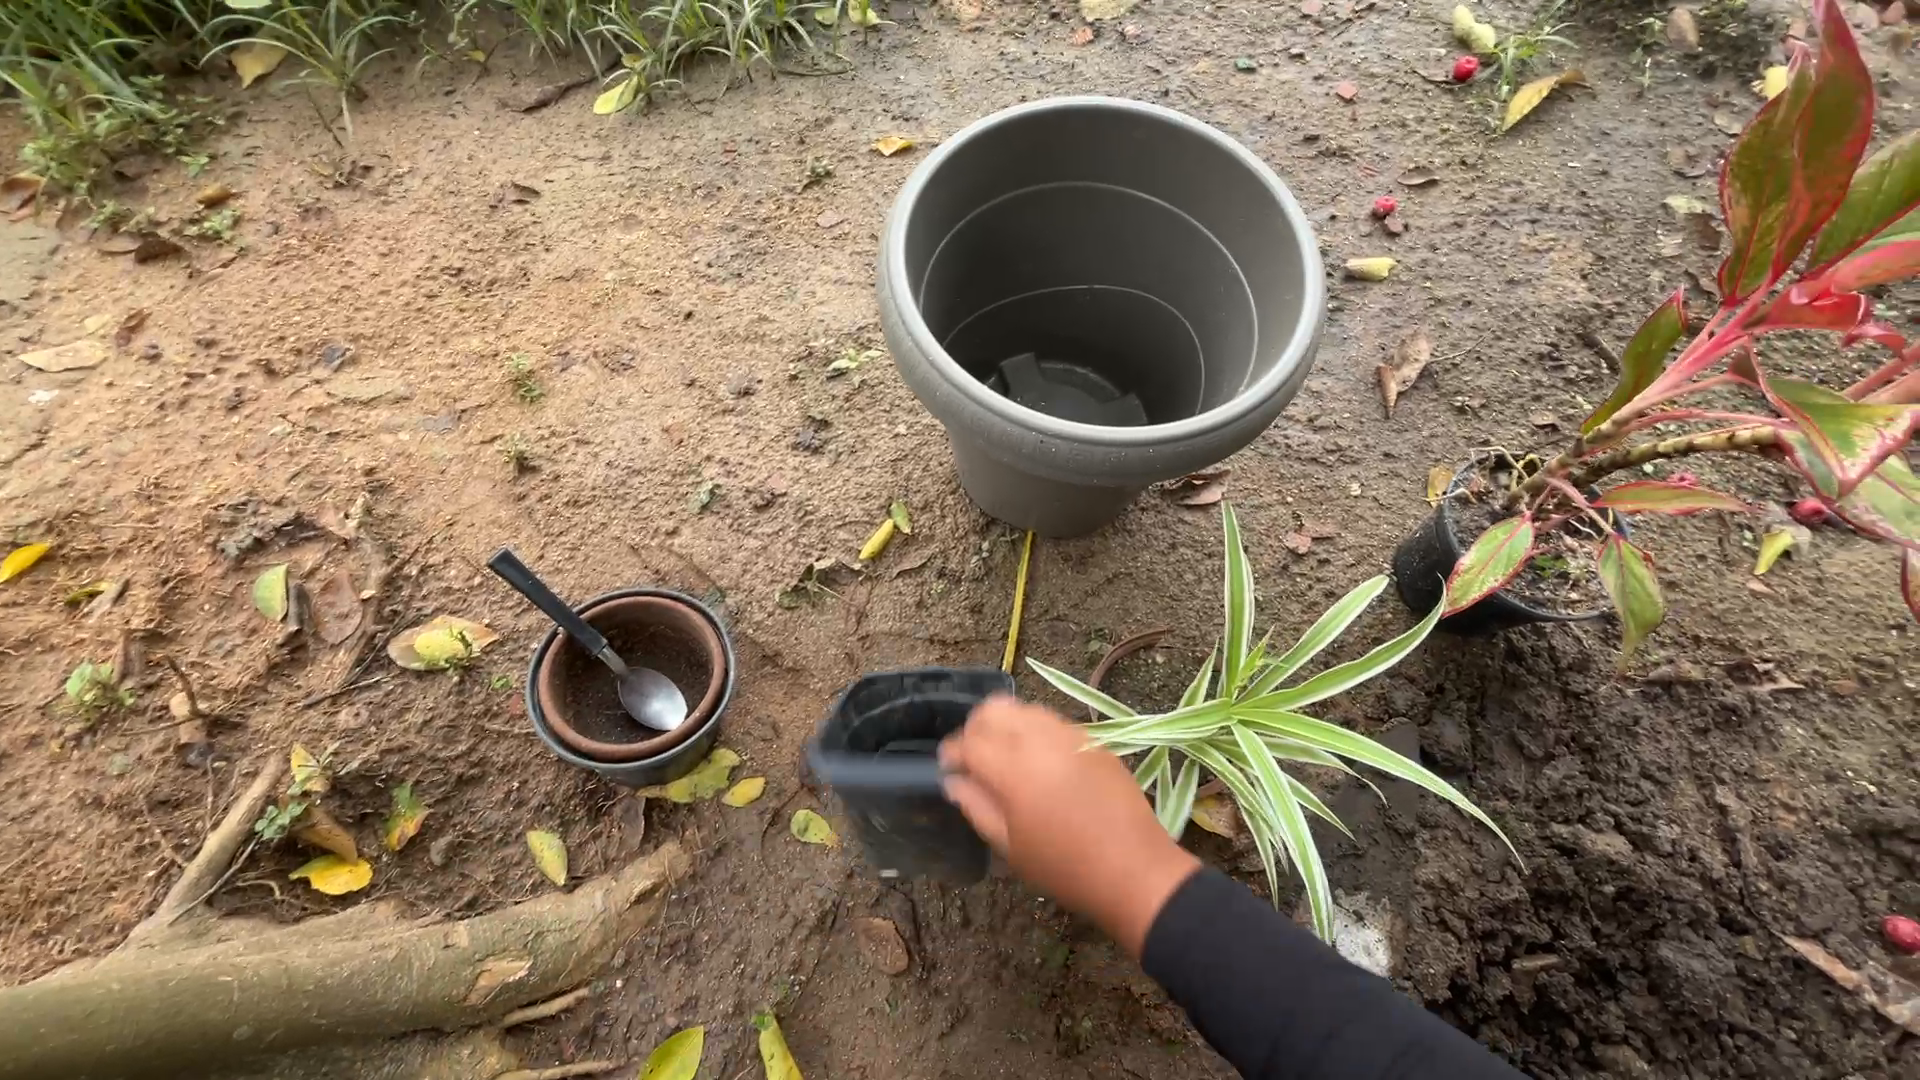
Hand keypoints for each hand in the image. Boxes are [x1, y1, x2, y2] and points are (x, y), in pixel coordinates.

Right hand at [939, 695, 1199, 955]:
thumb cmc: (1065, 867)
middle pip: (993, 709)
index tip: (947, 767)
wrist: (1135, 869)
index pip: (969, 741)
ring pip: (1023, 708)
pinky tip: (1038, 760)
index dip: (951, 752)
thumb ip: (976, 807)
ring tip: (1005, 757)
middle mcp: (1039, 738)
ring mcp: (1069, 734)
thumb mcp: (1010, 847)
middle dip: (975, 728)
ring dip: (1006, 725)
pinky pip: (1052, 720)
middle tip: (974, 758)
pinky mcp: (1092, 738)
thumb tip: (955, 781)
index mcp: (1013, 768)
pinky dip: (1034, 730)